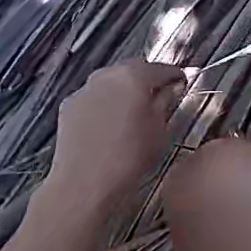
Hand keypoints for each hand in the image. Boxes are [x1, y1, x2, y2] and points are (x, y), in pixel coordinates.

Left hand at [47, 61, 184, 211]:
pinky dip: (104, 104)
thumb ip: (166, 103)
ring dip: (124, 92)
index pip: (161, 68)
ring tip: (134, 115)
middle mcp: (106, 76)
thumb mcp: (160, 131)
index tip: (181, 83)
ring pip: (110, 82)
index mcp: (134, 77)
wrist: (85, 182)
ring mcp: (84, 90)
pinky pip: (93, 97)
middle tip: (159, 99)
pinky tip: (110, 126)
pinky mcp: (69, 106)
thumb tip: (171, 89)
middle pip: (133, 70)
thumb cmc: (129, 158)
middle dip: (147, 81)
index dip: (175, 76)